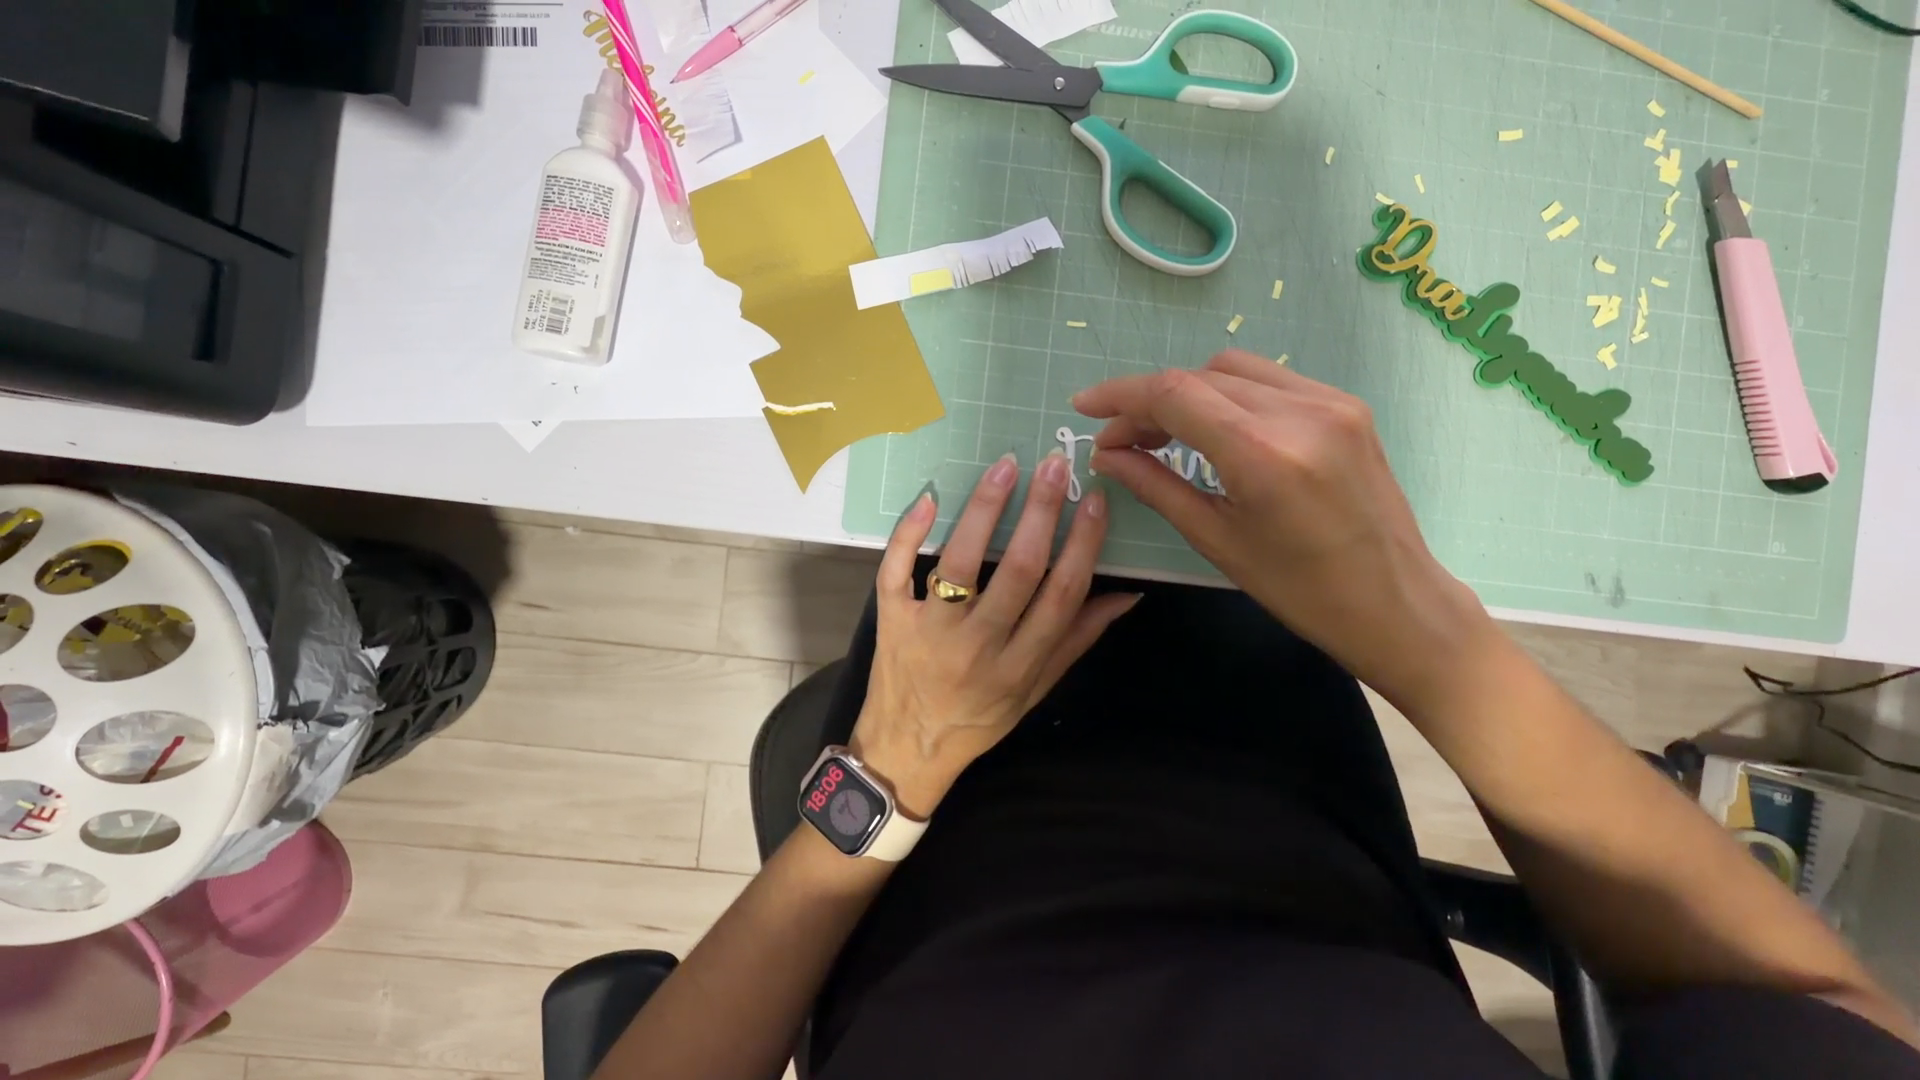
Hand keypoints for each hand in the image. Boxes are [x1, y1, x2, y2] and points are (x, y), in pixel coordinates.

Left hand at [852, 451, 1141, 817]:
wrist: (906, 747)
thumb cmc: (978, 718)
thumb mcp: (1035, 690)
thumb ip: (1076, 639)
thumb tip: (1126, 594)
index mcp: (1019, 664)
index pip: (1062, 595)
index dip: (1083, 544)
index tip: (1094, 500)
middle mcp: (978, 645)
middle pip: (1018, 570)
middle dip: (1041, 513)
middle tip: (1055, 465)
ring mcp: (930, 631)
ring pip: (960, 563)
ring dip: (984, 510)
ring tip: (1006, 467)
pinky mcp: (892, 619)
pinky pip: (896, 571)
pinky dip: (909, 534)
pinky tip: (929, 498)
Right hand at [1070, 350, 1494, 709]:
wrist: (1396, 603)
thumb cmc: (1299, 590)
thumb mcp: (1216, 540)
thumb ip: (1156, 486)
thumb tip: (1106, 455)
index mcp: (1263, 455)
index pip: (1173, 395)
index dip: (1120, 396)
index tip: (1085, 409)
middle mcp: (1299, 412)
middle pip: (1198, 377)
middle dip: (1149, 403)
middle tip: (1122, 442)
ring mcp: (1330, 402)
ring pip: (1233, 370)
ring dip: (1188, 393)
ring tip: (1165, 435)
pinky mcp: (1347, 405)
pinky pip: (1270, 380)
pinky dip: (1229, 395)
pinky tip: (1217, 430)